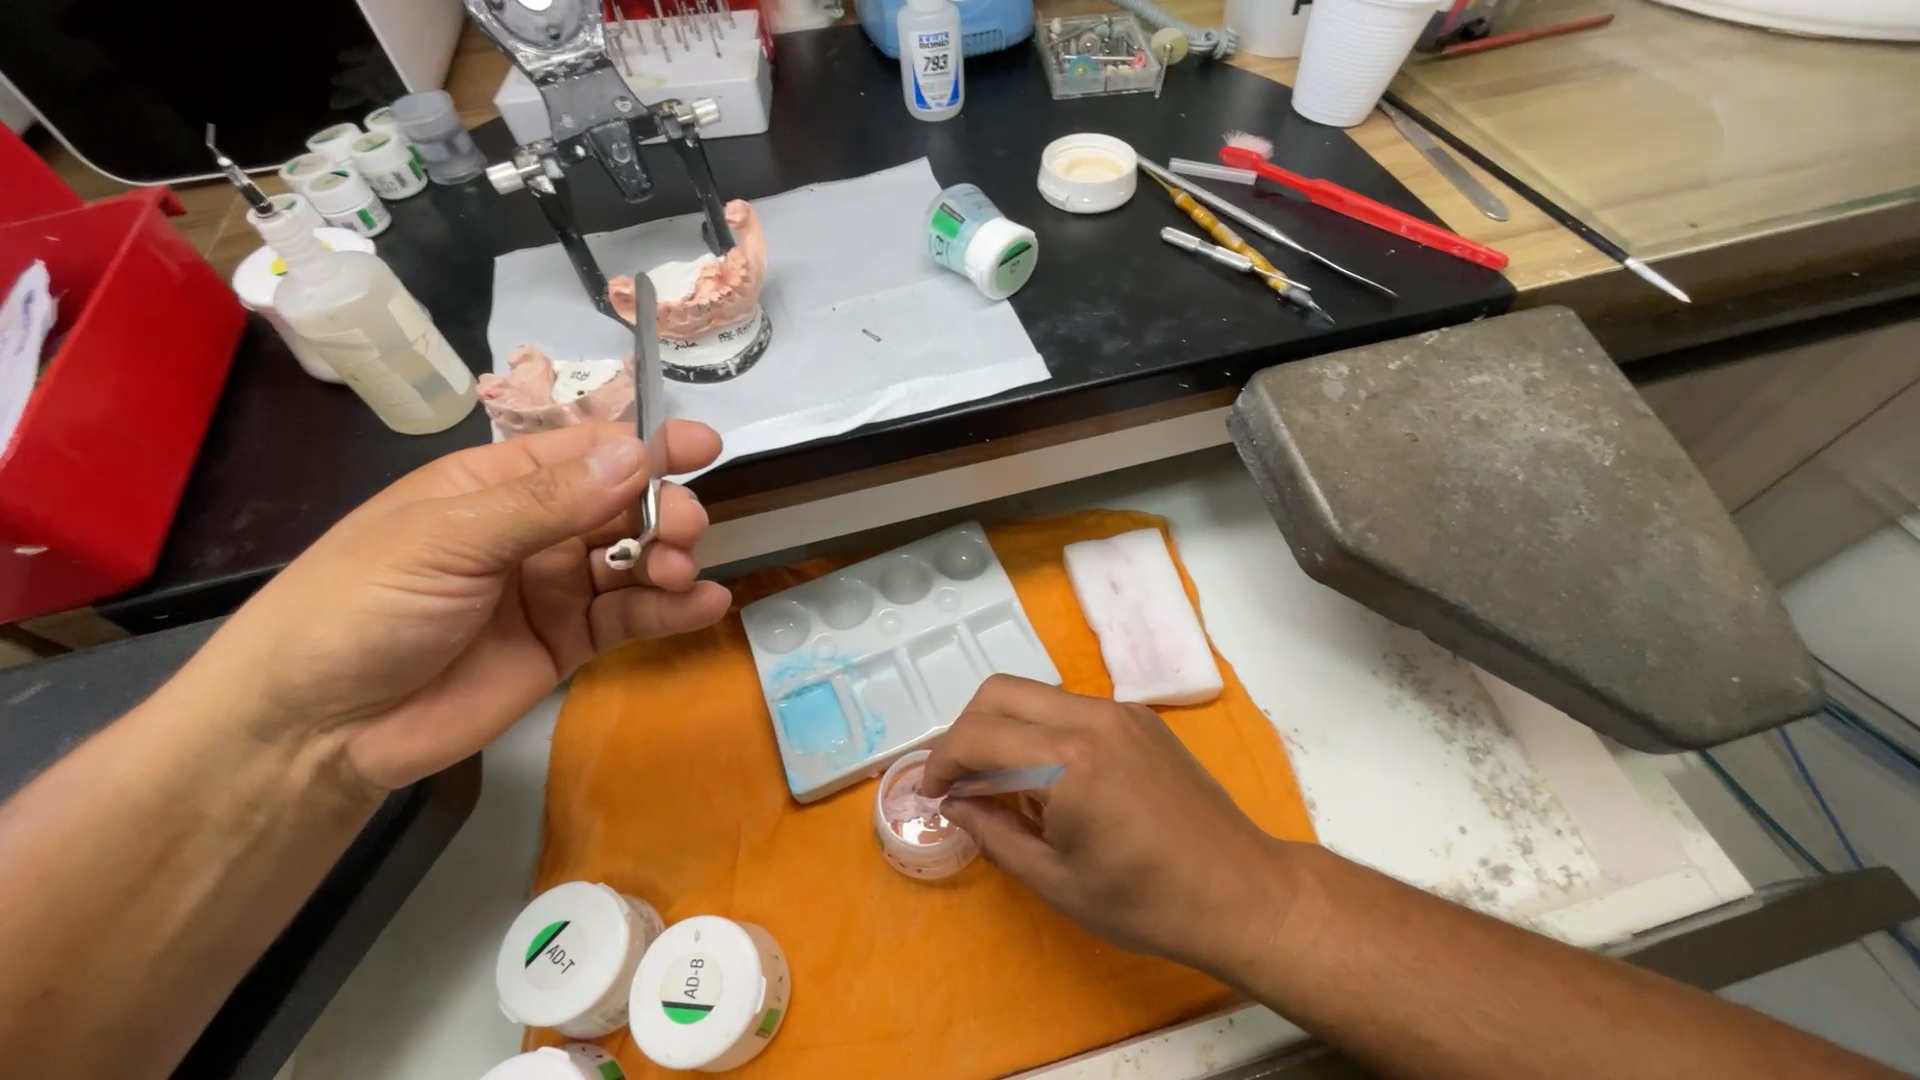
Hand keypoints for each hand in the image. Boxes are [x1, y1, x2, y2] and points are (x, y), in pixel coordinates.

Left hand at [183, 421, 731, 790]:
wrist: (315, 730)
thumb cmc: (360, 607)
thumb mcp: (448, 540)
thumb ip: (546, 502)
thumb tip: (638, 456)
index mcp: (498, 485)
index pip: (587, 452)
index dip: (646, 446)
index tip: (703, 446)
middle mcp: (535, 531)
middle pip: (623, 506)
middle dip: (663, 511)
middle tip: (683, 530)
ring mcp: (555, 588)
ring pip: (635, 561)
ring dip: (670, 560)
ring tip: (682, 573)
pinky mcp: (570, 643)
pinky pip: (630, 618)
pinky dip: (672, 611)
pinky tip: (705, 606)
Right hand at [922, 676, 1296, 979]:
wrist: (1240, 892)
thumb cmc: (1146, 903)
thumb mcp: (1056, 882)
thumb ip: (993, 834)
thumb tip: (954, 803)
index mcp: (1068, 763)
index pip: (978, 736)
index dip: (942, 761)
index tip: (931, 793)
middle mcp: (1093, 719)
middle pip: (1000, 692)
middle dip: (966, 730)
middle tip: (960, 780)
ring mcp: (1121, 712)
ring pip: (1035, 694)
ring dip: (1004, 726)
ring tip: (1002, 782)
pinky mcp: (1140, 718)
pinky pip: (1070, 707)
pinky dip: (1041, 729)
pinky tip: (1049, 777)